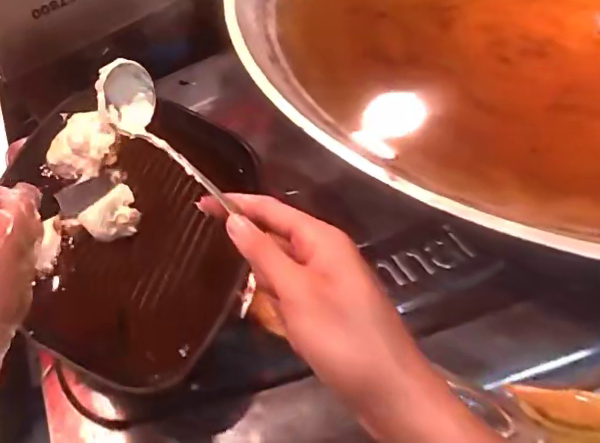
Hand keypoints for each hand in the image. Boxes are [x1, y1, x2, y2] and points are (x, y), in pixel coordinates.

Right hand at [204, 194, 499, 442]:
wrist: (396, 397)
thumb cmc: (344, 339)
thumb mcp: (296, 294)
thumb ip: (263, 254)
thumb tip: (234, 220)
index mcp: (321, 238)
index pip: (270, 209)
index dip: (236, 204)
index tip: (203, 202)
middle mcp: (327, 252)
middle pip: (277, 238)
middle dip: (259, 259)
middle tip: (247, 280)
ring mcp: (332, 280)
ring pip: (285, 271)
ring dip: (275, 292)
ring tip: (286, 321)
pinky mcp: (334, 307)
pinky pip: (297, 294)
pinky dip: (288, 310)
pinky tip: (296, 334)